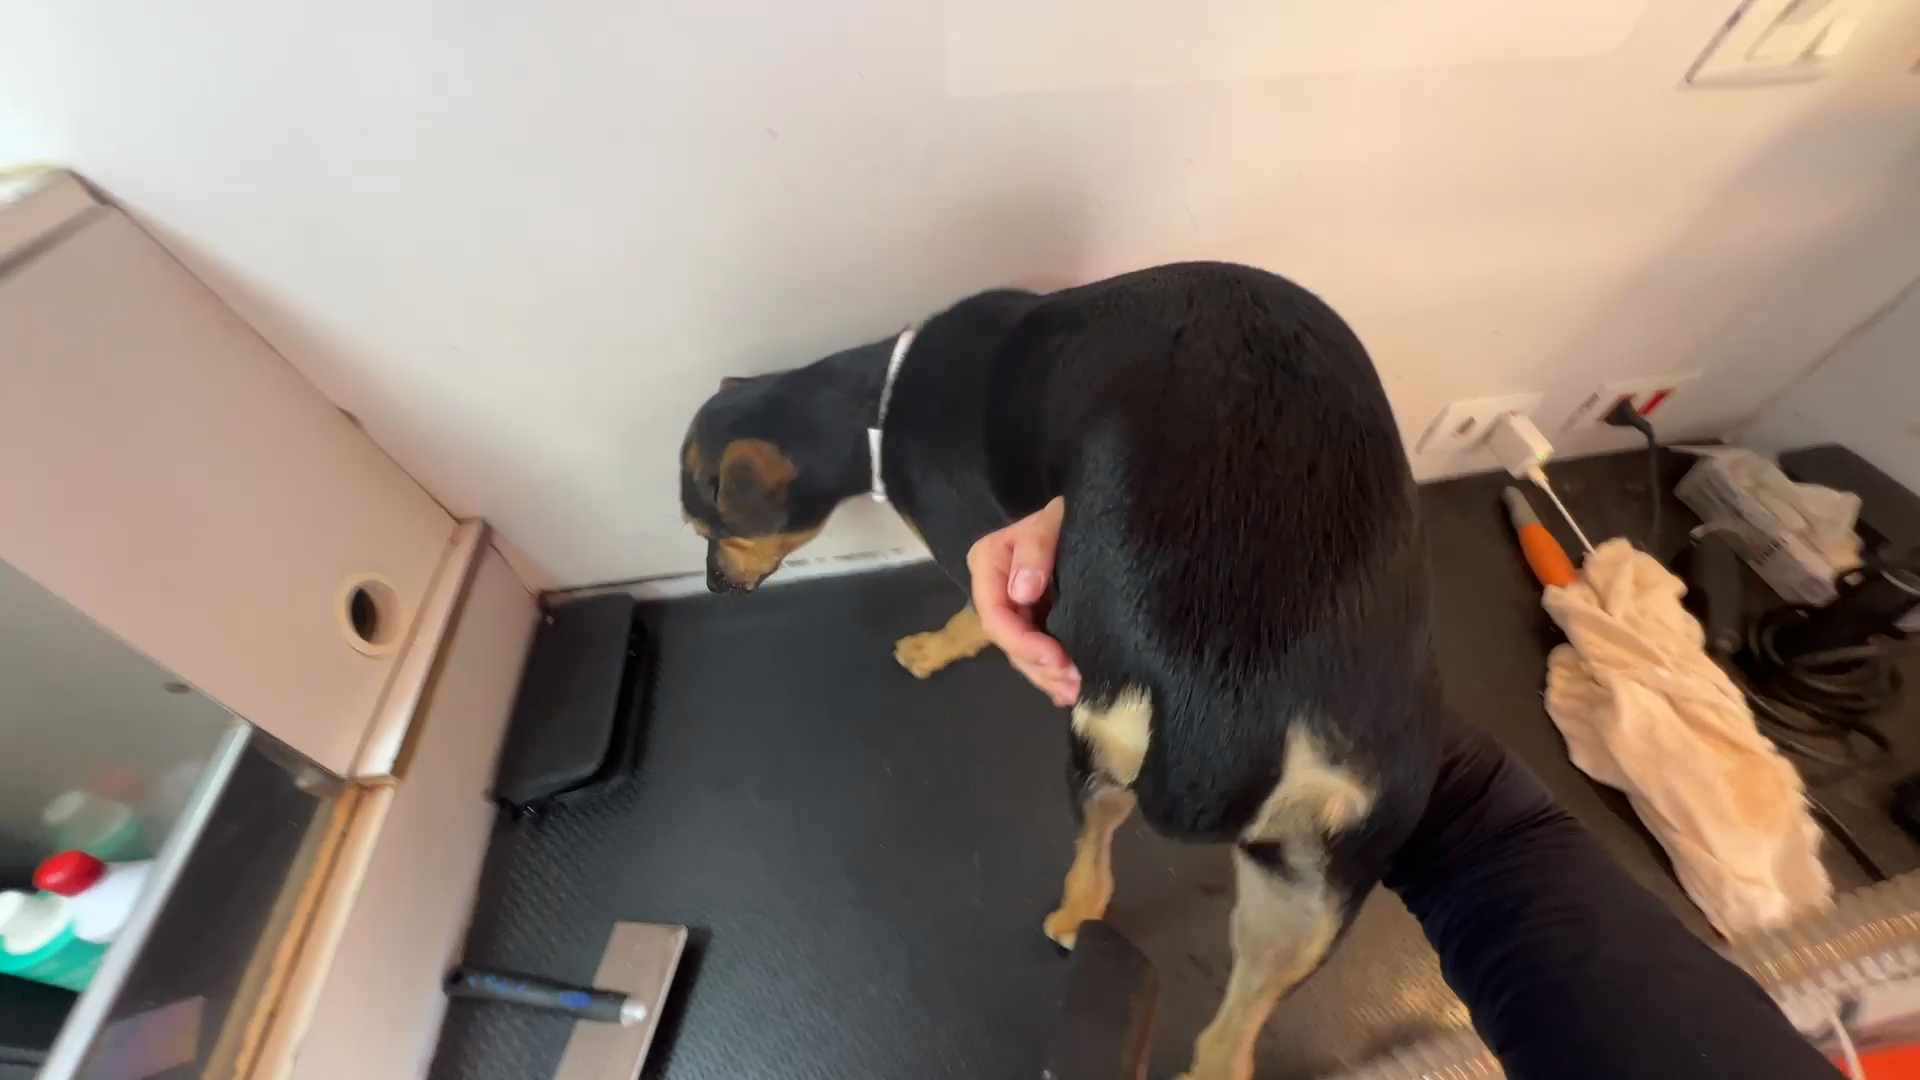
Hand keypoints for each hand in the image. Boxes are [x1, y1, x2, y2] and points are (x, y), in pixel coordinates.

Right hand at [968, 497, 1080, 706]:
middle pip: (1008, 641)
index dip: (1022, 642)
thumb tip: (1022, 592)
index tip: (1056, 659)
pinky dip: (1053, 671)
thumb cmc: (1063, 511)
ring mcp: (1016, 607)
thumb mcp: (1050, 520)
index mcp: (988, 566)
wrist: (1088, 509)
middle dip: (1039, 667)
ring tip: (1076, 691)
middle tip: (1074, 683)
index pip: (995, 615)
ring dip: (1047, 676)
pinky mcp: (1037, 617)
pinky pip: (1039, 649)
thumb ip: (1034, 550)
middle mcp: (997, 591)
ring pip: (1023, 652)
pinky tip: (1070, 689)